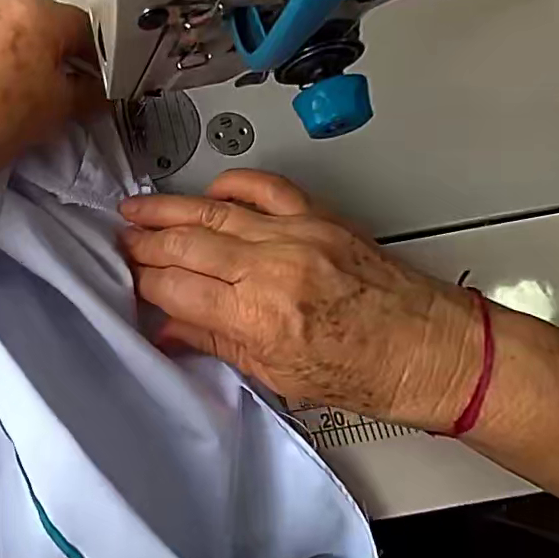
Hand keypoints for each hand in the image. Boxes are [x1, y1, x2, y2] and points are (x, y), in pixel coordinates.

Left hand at [0, 0, 102, 210]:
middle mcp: (1, 2)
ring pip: (13, 32)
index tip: (94, 83)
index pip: (84, 29)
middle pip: (46, 25)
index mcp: (36, 11)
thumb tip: (96, 90)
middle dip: (57, 55)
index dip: (95, 59)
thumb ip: (88, 92)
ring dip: (25, 56)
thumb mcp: (58, 110)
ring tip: (22, 94)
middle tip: (59, 90)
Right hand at [118, 169, 485, 430]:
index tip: (127, 282)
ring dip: (165, 209)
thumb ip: (212, 340)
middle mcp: (273, 268)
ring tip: (135, 210)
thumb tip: (167, 328)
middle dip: (142, 243)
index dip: (141, 283)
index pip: (173, 287)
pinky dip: (230, 184)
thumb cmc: (368, 373)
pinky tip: (207, 191)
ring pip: (211, 211)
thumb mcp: (275, 373)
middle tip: (119, 244)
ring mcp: (297, 236)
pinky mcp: (319, 218)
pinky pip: (263, 188)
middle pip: (183, 244)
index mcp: (258, 316)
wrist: (439, 354)